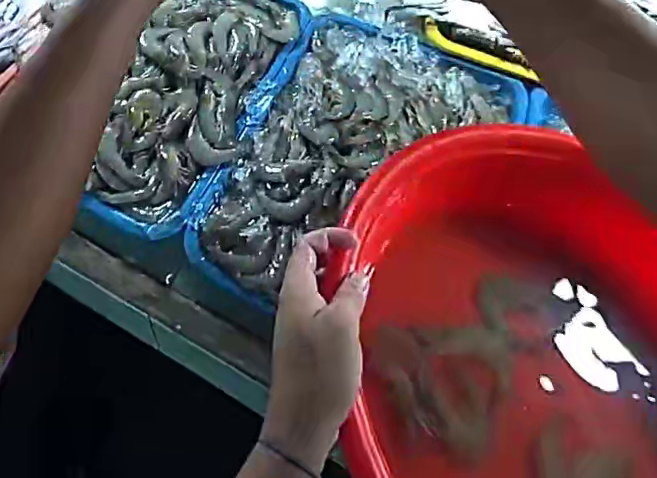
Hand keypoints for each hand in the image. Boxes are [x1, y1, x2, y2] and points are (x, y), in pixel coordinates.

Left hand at [261, 228, 370, 470]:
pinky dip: (337, 301)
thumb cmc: (320, 370)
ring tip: (364, 286)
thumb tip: (360, 272)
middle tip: (363, 262)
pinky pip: (320, 307)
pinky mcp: (304, 340)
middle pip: (310, 262)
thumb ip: (351, 294)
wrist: (301, 421)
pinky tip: (356, 316)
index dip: (329, 236)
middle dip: (335, 256)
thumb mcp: (342, 327)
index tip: (356, 241)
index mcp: (295, 288)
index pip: (305, 244)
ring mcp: (296, 320)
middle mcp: (291, 299)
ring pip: (317, 286)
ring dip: (338, 280)